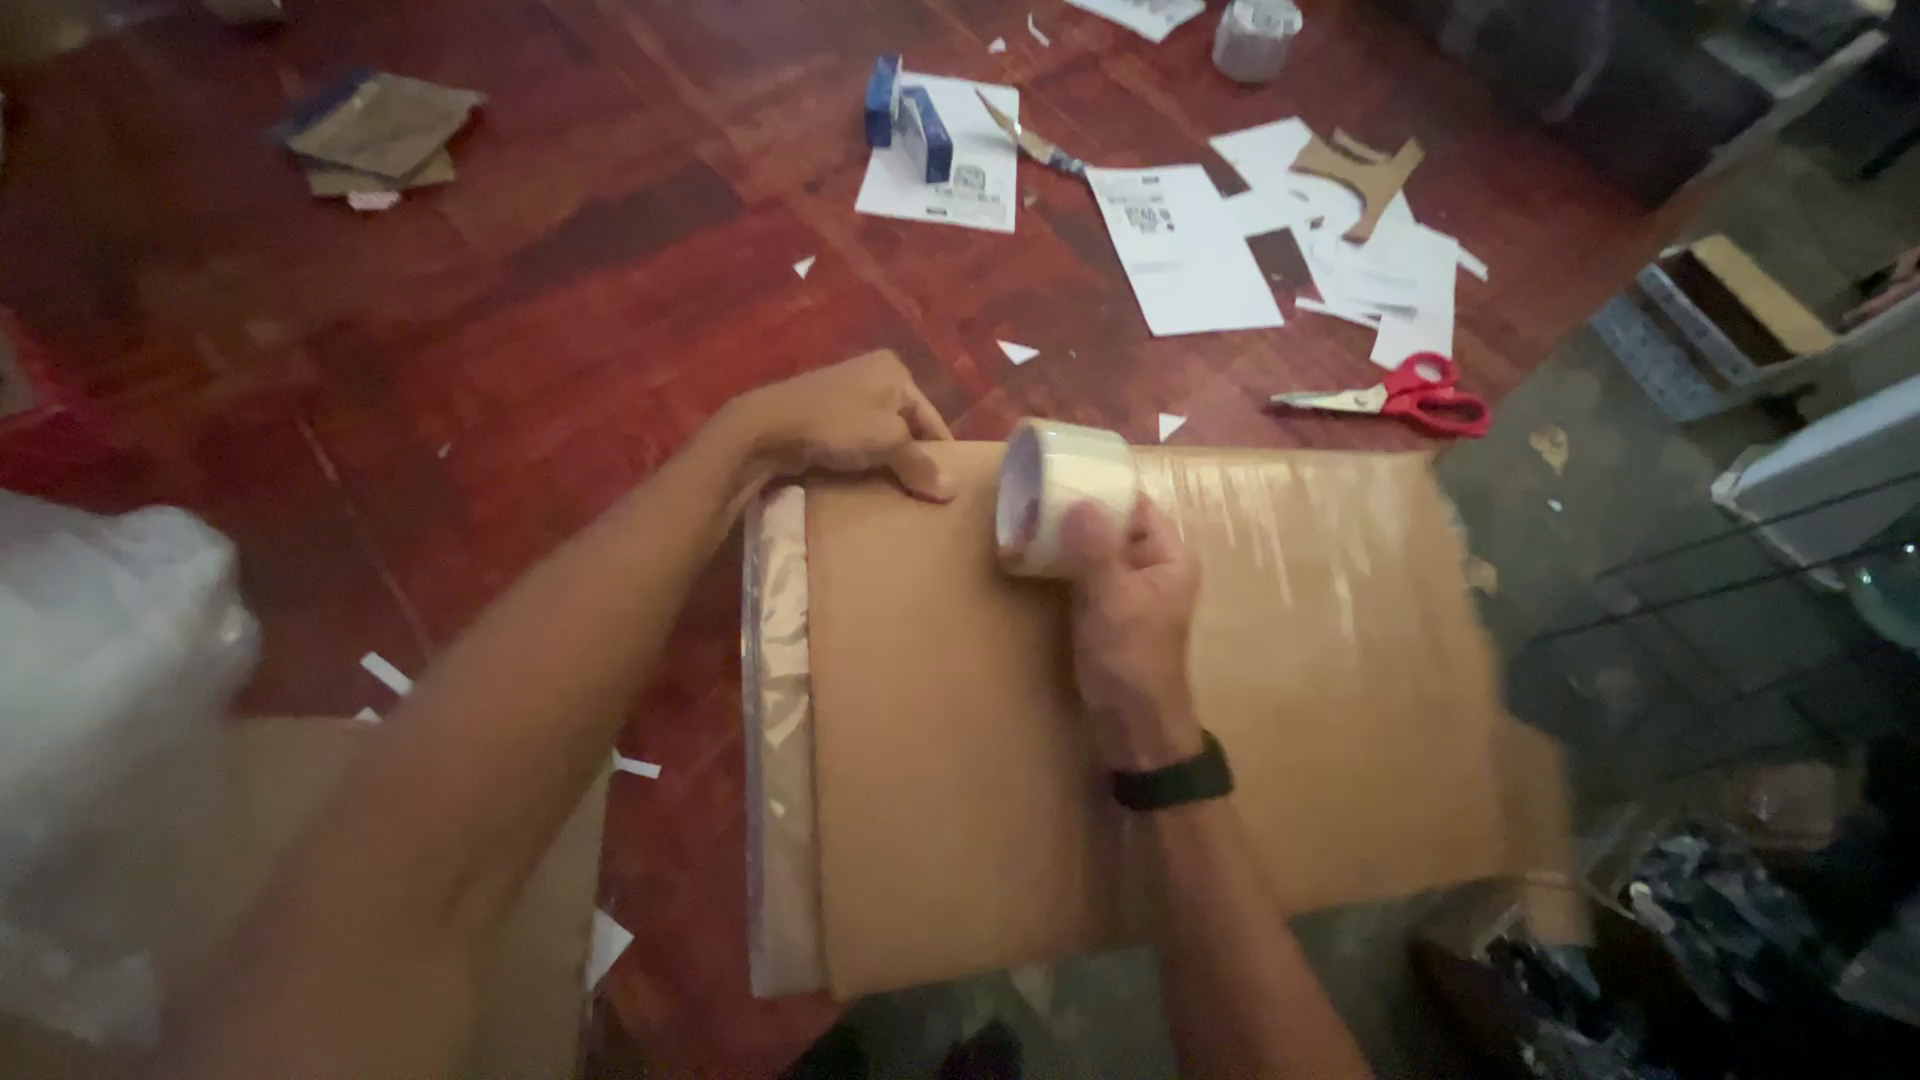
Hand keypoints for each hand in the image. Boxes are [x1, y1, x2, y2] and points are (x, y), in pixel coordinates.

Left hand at [725, 351, 954, 500]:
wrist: (766, 428)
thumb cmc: (836, 425)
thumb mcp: (888, 442)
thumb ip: (920, 465)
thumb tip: (953, 490)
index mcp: (894, 371)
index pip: (932, 417)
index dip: (942, 453)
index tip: (950, 487)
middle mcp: (872, 376)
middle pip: (907, 426)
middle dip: (914, 459)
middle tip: (925, 495)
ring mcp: (845, 396)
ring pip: (881, 437)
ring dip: (888, 464)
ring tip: (900, 495)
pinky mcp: (823, 416)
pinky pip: (857, 443)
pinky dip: (865, 463)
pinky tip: (869, 485)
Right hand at [1059, 494, 1203, 770]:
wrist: (1132, 723)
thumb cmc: (1132, 660)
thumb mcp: (1114, 601)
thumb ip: (1096, 551)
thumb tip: (1077, 501)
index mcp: (1169, 557)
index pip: (1138, 506)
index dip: (1105, 487)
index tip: (1065, 472)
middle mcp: (1150, 566)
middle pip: (1114, 524)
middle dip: (1078, 509)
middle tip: (1035, 494)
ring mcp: (1126, 588)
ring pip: (1095, 547)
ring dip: (1066, 534)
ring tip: (1028, 516)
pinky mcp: (1104, 608)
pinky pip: (1083, 571)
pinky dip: (1062, 559)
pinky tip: (1033, 551)